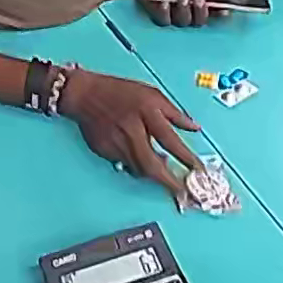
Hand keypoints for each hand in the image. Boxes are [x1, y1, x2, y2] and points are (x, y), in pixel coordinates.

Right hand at [60, 69, 203, 195]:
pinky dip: (135, 164)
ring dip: (152, 173)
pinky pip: (124, 164)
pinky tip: (140, 156)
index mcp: (146, 113)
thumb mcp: (152, 94)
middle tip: (180, 190)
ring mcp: (115, 144)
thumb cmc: (118, 92)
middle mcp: (131, 131)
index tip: (198, 171)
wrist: (84, 95)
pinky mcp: (104, 151)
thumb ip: (174, 112)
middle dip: (167, 181)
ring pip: (138, 168)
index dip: (186, 158)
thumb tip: (194, 127)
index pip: (170, 141)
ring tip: (163, 169)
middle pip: (151, 164)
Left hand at [132, 0, 228, 27]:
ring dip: (185, 11)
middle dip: (201, 12)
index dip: (219, 13)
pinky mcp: (157, 16)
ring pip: (182, 21)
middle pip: (198, 21)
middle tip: (200, 0)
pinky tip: (166, 4)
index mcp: (195, 2)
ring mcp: (172, 15)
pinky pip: (163, 20)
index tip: (226, 10)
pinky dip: (166, 13)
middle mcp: (186, 11)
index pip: (211, 12)